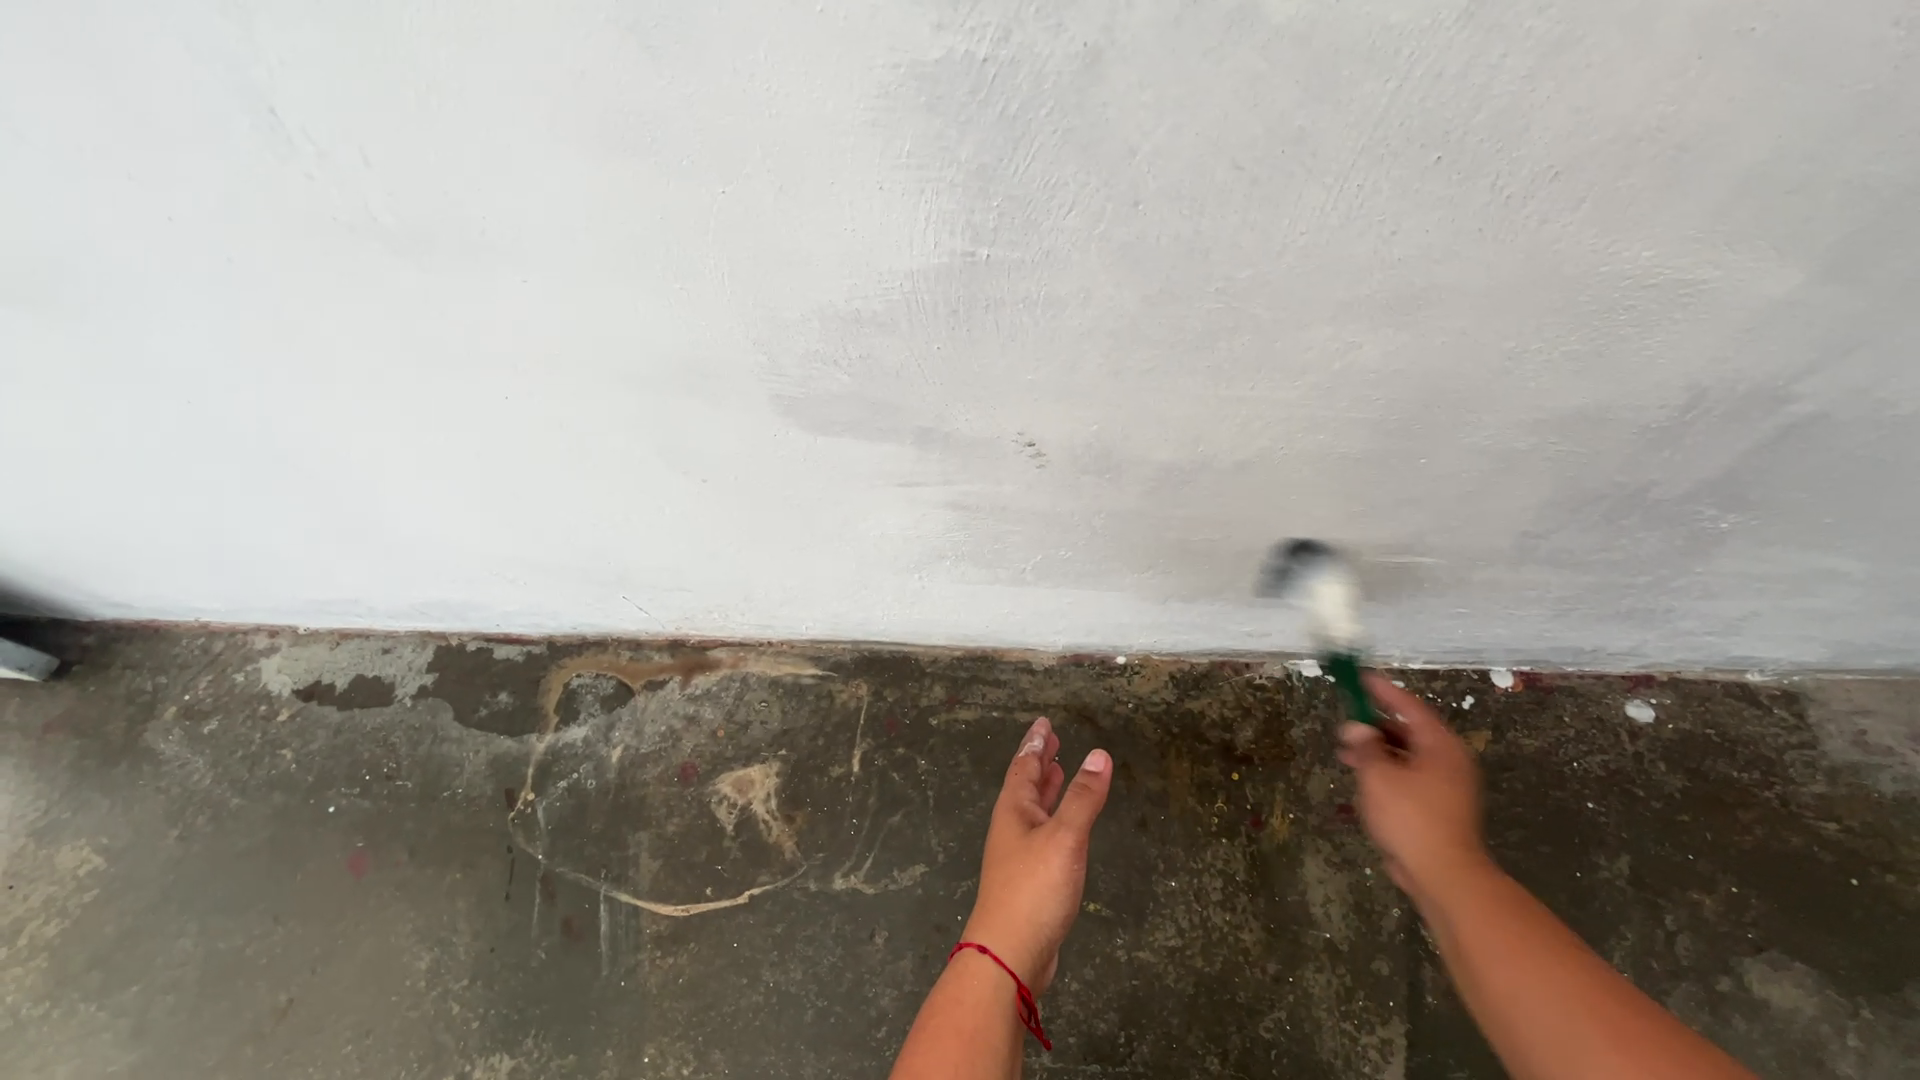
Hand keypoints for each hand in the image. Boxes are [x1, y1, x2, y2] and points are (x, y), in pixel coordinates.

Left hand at [959, 716, 1111, 995]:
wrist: (1010, 954)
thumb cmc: (1034, 889)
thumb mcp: (1064, 838)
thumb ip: (1083, 798)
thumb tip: (1099, 754)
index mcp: (1014, 810)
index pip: (1024, 765)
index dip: (1035, 742)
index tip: (1044, 722)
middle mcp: (1012, 826)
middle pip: (1025, 784)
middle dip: (1039, 761)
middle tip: (1053, 739)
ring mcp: (1018, 853)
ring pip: (1034, 809)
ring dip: (1046, 788)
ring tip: (1058, 770)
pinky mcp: (1029, 878)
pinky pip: (1042, 832)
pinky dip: (1054, 817)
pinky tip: (1065, 824)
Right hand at [1339, 673, 1492, 905]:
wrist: (1443, 873)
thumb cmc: (1411, 817)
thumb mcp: (1378, 775)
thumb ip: (1364, 746)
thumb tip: (1356, 728)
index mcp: (1440, 746)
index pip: (1409, 707)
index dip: (1383, 691)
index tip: (1362, 677)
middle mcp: (1448, 760)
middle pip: (1409, 731)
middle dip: (1375, 726)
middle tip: (1346, 722)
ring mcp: (1446, 785)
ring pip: (1406, 756)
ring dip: (1376, 751)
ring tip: (1345, 754)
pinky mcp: (1438, 807)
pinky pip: (1408, 777)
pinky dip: (1386, 772)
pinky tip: (1363, 781)